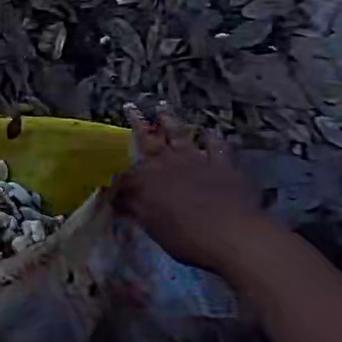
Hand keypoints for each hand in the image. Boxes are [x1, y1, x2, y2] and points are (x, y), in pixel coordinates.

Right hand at [110, 103, 270, 274]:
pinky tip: (210, 131)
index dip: (117, 164)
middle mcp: (168, 163)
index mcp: (147, 178)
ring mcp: (197, 161)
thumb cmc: (185, 235)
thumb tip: (113, 197)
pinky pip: (217, 147)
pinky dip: (212, 138)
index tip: (109, 159)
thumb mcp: (150, 224)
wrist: (232, 234)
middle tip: (131, 106)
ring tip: (163, 107)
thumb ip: (132, 207)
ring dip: (170, 121)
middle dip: (138, 123)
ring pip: (180, 136)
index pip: (126, 170)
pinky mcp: (224, 166)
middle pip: (149, 140)